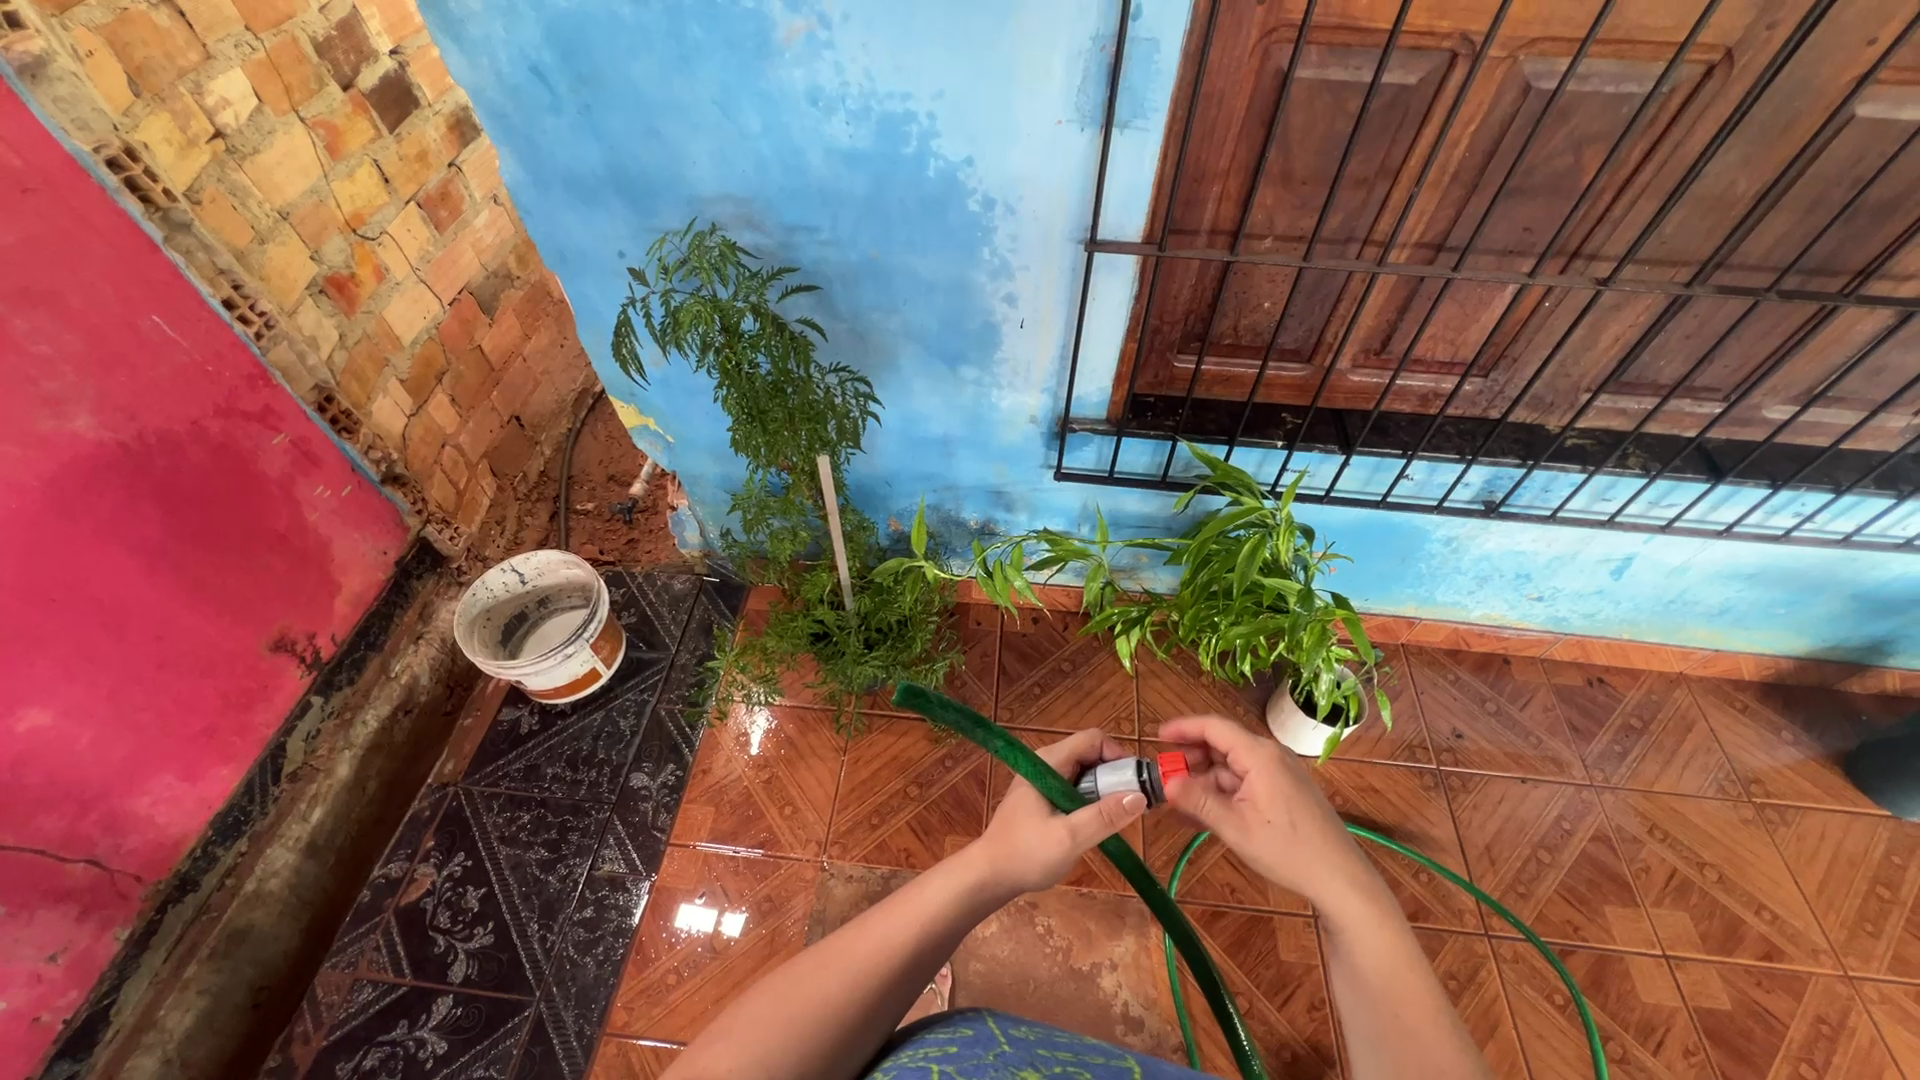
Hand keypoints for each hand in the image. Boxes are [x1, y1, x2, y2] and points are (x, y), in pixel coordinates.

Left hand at [965, 728, 1146, 897]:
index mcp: (1049, 762)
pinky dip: (1093, 801)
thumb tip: (1140, 796)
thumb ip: (1103, 817)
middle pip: (1092, 755)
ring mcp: (1045, 780)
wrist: (990, 875)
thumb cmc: (1025, 854)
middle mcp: (1048, 764)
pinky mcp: (1046, 798)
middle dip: (1116, 776)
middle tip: (1132, 807)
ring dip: (1106, 791)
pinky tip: (1099, 825)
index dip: (1119, 757)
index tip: (1135, 786)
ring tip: (1119, 820)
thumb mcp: (1069, 838)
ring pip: (1087, 773)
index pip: (1093, 739)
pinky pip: (1078, 789)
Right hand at [1159, 714, 1381, 908]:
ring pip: (1232, 765)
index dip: (1183, 729)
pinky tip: (1206, 811)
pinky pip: (1246, 780)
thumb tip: (1165, 784)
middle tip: (1166, 777)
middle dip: (1191, 759)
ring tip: (1181, 801)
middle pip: (1222, 745)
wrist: (1340, 878)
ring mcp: (1280, 772)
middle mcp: (1271, 755)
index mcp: (1259, 755)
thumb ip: (1198, 801)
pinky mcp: (1284, 789)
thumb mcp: (1235, 827)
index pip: (1214, 727)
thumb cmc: (1288, 850)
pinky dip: (1224, 791)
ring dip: (1206, 779)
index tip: (1156, 737)